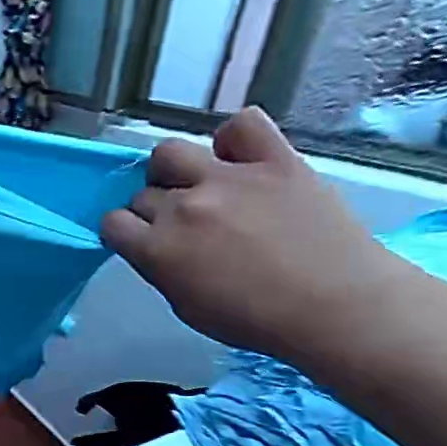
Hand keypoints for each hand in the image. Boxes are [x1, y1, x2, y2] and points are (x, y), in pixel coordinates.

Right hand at [101, 107, 410, 358]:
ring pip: (170, 151)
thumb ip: (164, 271)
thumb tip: (159, 249)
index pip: (113, 223)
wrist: (333, 306)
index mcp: (159, 249)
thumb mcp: (189, 308)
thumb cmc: (257, 321)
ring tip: (199, 186)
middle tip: (182, 227)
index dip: (125, 233)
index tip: (141, 241)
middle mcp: (184, 206)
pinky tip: (242, 161)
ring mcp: (228, 176)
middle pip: (144, 193)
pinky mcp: (273, 158)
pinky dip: (234, 139)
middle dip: (154, 209)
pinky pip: (241, 124)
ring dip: (175, 170)